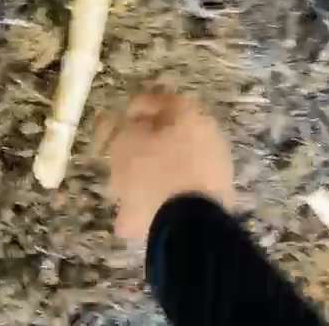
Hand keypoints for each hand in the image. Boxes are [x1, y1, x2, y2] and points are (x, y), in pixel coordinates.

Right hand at [104, 92, 234, 240]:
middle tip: (118, 156)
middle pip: (167, 135)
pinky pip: (178, 194)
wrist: (194, 229)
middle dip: (141, 146)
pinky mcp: (214, 203)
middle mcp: (207, 137)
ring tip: (121, 193)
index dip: (134, 108)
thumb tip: (114, 122)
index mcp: (189, 114)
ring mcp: (214, 172)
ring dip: (146, 176)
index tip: (117, 120)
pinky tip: (133, 218)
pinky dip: (157, 200)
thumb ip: (116, 127)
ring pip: (171, 167)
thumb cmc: (155, 173)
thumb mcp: (123, 142)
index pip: (157, 99)